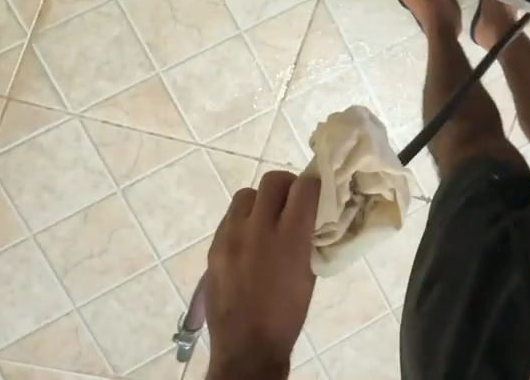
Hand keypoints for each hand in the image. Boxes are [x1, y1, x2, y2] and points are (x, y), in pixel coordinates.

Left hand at [205, 170, 321, 379]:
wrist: (247, 348)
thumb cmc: (288, 312)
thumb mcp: (309, 269)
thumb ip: (308, 232)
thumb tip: (311, 206)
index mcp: (290, 237)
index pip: (305, 185)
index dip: (313, 185)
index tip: (316, 193)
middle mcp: (259, 229)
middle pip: (273, 180)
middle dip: (287, 186)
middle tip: (291, 202)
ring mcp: (231, 237)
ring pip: (247, 194)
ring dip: (260, 201)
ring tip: (266, 220)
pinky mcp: (213, 248)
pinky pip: (229, 217)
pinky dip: (242, 220)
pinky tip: (248, 239)